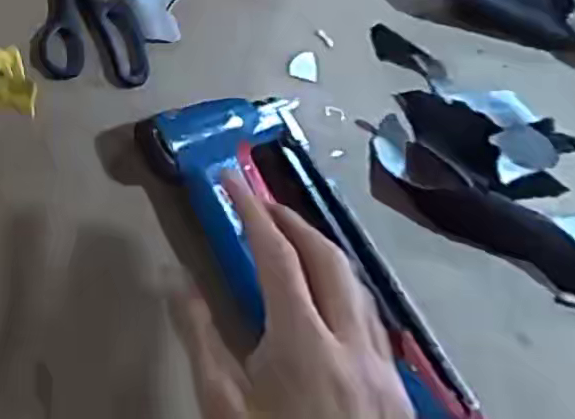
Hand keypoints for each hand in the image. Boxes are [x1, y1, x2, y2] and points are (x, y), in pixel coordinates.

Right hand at [168, 168, 413, 418]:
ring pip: (358, 286)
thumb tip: (175, 278)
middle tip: (260, 203)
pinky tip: (327, 301)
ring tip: (290, 240)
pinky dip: (344, 289)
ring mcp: (383, 371)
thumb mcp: (222, 406)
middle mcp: (352, 344)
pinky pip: (372, 320)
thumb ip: (199, 336)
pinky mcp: (399, 396)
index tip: (230, 179)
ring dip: (322, 251)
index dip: (251, 209)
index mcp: (303, 341)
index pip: (276, 252)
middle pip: (328, 257)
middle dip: (292, 219)